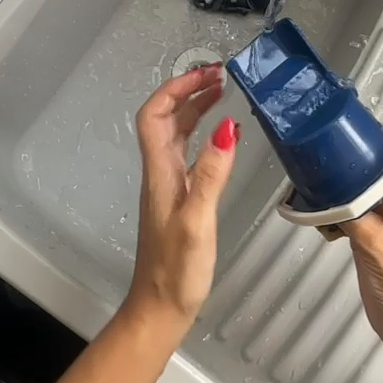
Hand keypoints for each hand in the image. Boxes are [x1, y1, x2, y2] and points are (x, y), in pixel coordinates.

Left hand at [123, 65, 237, 336]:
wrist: (159, 308)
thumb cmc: (176, 270)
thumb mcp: (197, 220)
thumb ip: (211, 174)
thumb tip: (227, 127)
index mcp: (160, 171)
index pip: (155, 114)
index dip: (175, 89)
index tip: (205, 74)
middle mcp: (161, 172)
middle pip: (165, 118)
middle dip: (188, 91)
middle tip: (218, 76)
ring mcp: (169, 185)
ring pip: (177, 134)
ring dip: (195, 109)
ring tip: (222, 93)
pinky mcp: (179, 198)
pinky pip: (188, 153)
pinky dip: (205, 135)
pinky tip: (225, 139)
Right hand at [341, 169, 382, 352]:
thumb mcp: (376, 240)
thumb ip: (351, 209)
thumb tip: (331, 190)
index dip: (367, 170)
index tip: (344, 172)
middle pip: (376, 178)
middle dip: (354, 188)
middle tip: (335, 191)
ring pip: (363, 194)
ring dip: (345, 202)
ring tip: (335, 213)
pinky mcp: (380, 229)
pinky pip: (356, 209)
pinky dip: (342, 215)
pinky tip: (333, 224)